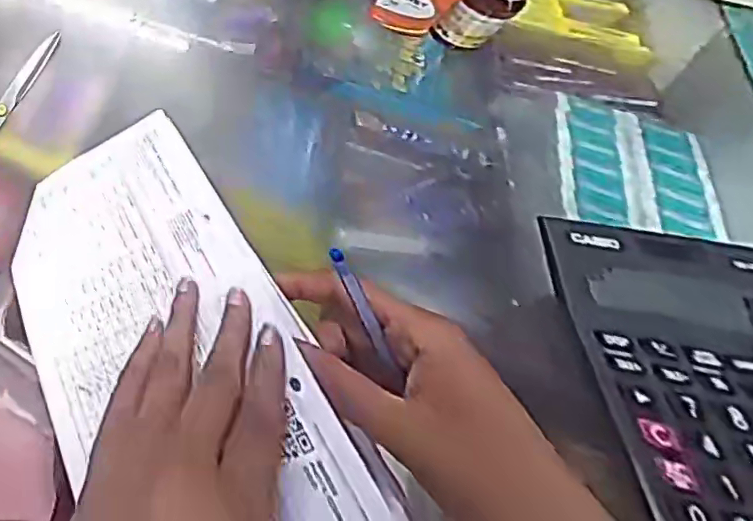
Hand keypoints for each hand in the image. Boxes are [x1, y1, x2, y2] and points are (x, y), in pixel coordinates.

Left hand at [74, 280, 285, 520]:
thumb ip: (263, 499)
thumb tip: (271, 450)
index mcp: (234, 493)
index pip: (263, 420)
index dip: (272, 375)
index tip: (276, 337)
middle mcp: (190, 454)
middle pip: (218, 383)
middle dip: (232, 337)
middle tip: (237, 296)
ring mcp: (143, 440)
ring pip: (170, 369)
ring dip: (183, 327)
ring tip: (190, 290)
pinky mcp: (108, 440)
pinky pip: (129, 384)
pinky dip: (142, 354)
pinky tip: (151, 331)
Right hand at [279, 270, 611, 520]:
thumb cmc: (483, 470)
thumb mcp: (403, 428)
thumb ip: (342, 384)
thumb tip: (293, 347)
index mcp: (424, 333)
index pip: (353, 290)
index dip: (309, 284)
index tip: (269, 287)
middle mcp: (425, 341)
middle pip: (355, 321)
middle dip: (329, 343)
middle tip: (317, 377)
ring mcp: (430, 370)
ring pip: (364, 353)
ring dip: (342, 371)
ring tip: (336, 402)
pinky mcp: (432, 397)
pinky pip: (380, 378)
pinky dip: (359, 390)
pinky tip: (352, 413)